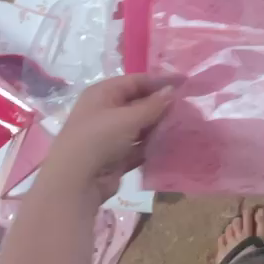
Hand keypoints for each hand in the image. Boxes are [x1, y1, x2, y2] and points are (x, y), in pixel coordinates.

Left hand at [38, 74, 176, 200]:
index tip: (185, 82)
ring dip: (159, 125)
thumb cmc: (98, 139)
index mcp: (102, 93)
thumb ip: (153, 105)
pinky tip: (172, 143)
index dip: (160, 81)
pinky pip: (140, 146)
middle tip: (189, 105)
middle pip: (139, 102)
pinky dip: (153, 144)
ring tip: (185, 123)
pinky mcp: (117, 156)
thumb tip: (173, 91)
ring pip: (141, 125)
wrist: (75, 182)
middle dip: (162, 104)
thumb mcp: (127, 117)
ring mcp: (110, 135)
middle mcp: (105, 111)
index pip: (136, 80)